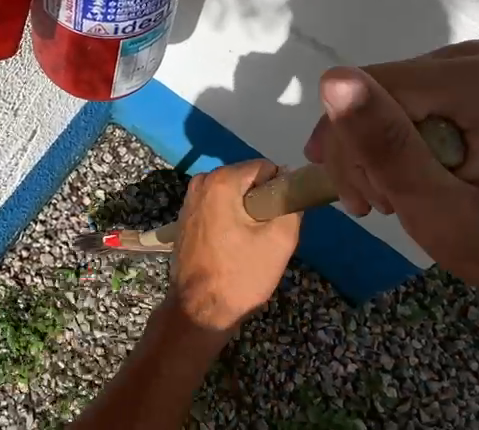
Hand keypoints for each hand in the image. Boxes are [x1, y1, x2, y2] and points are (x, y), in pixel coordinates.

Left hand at [164, 159, 300, 332]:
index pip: (263, 168)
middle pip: (246, 181)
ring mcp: (190, 200)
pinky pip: (219, 209)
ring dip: (248, 215)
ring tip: (253, 245)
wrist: (199, 309)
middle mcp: (201, 182)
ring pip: (233, 197)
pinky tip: (236, 249)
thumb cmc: (240, 274)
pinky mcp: (186, 218)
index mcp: (221, 181)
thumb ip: (290, 206)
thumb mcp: (279, 241)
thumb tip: (291, 185)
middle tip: (270, 236)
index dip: (280, 188)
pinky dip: (231, 222)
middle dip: (262, 203)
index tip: (286, 215)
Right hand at [303, 41, 478, 312]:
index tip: (363, 202)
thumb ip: (386, 145)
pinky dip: (383, 145)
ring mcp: (465, 69)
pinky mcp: (458, 85)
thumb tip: (332, 81)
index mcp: (473, 81)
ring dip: (366, 154)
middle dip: (358, 152)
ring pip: (372, 100)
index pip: (367, 91)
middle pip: (369, 93)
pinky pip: (392, 104)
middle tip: (373, 206)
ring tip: (385, 200)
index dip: (351, 144)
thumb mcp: (438, 209)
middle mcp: (469, 60)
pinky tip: (391, 178)